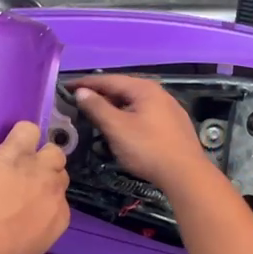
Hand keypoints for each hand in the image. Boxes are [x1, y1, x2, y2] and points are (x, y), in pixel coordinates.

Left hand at [0, 121, 70, 253]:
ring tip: (19, 160)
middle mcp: (55, 190)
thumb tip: (32, 221)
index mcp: (60, 216)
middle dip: (47, 175)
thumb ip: (39, 227)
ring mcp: (37, 169)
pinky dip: (22, 134)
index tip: (29, 201)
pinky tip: (13, 142)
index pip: (61, 198)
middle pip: (60, 172)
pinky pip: (28, 130)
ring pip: (53, 151)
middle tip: (24, 182)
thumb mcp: (31, 247)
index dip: (46, 197)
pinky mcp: (14, 153)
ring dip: (39, 155)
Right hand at [70, 75, 215, 191]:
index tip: (67, 87)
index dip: (86, 83)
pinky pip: (145, 113)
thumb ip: (97, 108)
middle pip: (123, 89)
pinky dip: (129, 116)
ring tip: (97, 114)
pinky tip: (123, 127)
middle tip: (80, 102)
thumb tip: (81, 92)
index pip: (109, 80)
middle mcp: (158, 93)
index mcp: (144, 89)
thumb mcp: (117, 128)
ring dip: (115, 106)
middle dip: (101, 94)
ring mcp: (169, 108)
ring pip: (135, 102)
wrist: (186, 174)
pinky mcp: (174, 125)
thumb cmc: (147, 149)